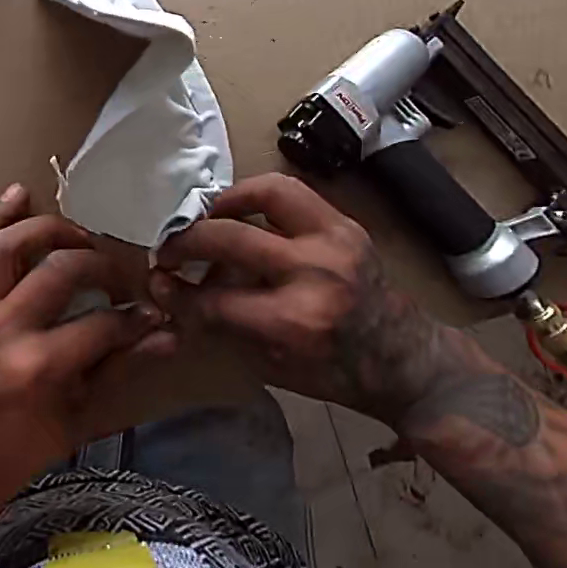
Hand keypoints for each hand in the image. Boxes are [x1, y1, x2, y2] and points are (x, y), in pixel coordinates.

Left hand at [0, 184, 175, 508]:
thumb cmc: (19, 449)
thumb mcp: (78, 417)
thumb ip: (121, 367)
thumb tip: (168, 334)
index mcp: (36, 368)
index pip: (101, 323)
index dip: (133, 317)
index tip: (150, 315)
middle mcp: (1, 331)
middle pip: (62, 270)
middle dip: (102, 267)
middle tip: (118, 278)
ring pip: (8, 244)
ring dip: (50, 229)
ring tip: (78, 236)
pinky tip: (18, 195)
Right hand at [147, 174, 448, 426]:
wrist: (407, 361)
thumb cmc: (334, 374)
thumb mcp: (269, 366)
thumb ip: (219, 324)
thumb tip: (170, 290)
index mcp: (295, 322)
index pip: (215, 298)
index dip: (178, 292)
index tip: (159, 281)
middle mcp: (315, 273)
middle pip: (231, 239)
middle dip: (187, 242)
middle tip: (170, 248)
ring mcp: (335, 241)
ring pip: (266, 194)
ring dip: (225, 201)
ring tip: (204, 216)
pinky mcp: (346, 225)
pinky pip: (292, 193)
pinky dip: (257, 197)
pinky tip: (238, 211)